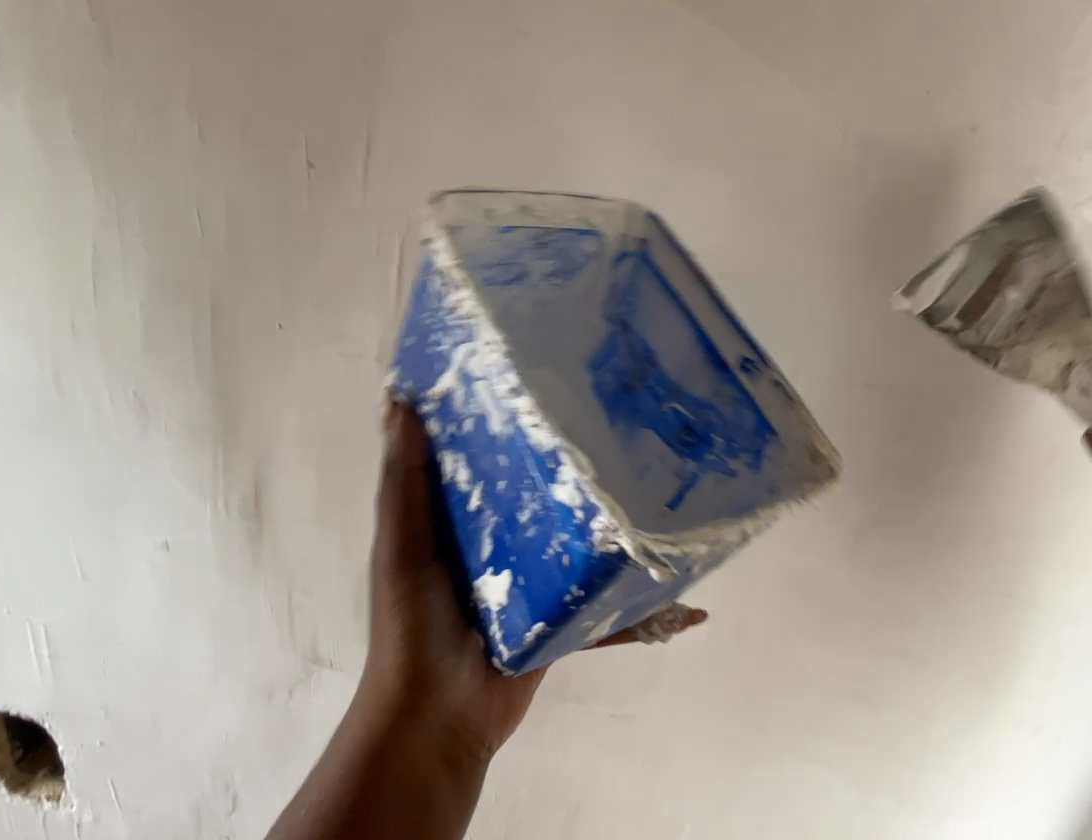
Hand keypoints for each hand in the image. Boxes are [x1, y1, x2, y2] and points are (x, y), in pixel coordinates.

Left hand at [267, 402, 707, 839]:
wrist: (438, 718)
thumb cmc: (414, 622)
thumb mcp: (403, 543)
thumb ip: (406, 480)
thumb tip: (400, 397)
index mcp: (462, 518)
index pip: (491, 454)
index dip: (514, 417)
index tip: (553, 372)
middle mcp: (504, 543)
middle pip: (549, 495)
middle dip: (585, 467)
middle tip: (631, 425)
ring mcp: (539, 582)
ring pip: (588, 545)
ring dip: (624, 529)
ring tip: (671, 493)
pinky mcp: (565, 619)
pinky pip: (612, 608)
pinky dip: (649, 610)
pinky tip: (692, 604)